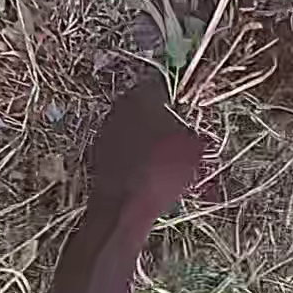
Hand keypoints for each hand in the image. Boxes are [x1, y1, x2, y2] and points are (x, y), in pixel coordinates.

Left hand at [87, 81, 204, 221]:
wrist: (124, 206)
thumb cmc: (161, 170)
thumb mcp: (193, 149)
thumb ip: (195, 131)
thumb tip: (195, 130)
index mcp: (142, 96)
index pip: (165, 86)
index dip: (181, 99)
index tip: (191, 114)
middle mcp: (119, 106)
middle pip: (147, 106)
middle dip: (164, 119)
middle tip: (181, 136)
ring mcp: (105, 130)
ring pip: (134, 127)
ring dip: (149, 137)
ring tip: (167, 157)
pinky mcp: (97, 153)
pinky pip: (124, 147)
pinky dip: (135, 155)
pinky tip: (149, 171)